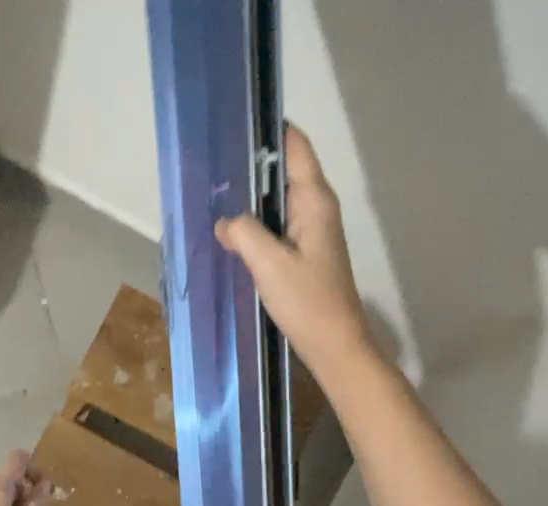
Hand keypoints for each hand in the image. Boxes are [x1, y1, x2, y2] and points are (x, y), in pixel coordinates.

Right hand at [215, 125, 375, 376]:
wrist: (333, 343)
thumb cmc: (307, 300)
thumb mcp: (269, 264)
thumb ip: (244, 234)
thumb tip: (224, 221)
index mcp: (314, 201)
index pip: (295, 147)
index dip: (270, 129)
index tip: (238, 120)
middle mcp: (316, 209)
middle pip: (284, 170)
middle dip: (252, 163)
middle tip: (213, 160)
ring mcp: (310, 231)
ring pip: (277, 200)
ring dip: (250, 196)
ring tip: (215, 192)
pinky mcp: (302, 253)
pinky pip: (275, 225)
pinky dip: (255, 223)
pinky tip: (231, 233)